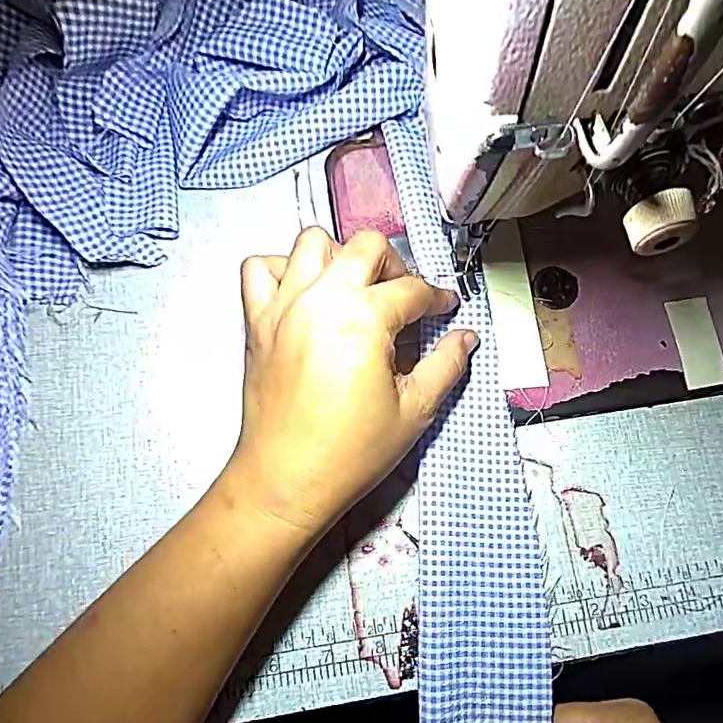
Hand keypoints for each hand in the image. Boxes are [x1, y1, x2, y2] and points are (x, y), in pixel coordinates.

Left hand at [219, 226, 475, 539]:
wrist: (285, 481)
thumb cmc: (344, 455)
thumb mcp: (413, 411)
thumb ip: (445, 365)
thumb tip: (464, 340)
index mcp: (362, 321)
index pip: (411, 289)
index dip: (436, 298)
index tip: (442, 308)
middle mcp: (319, 302)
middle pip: (365, 246)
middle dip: (394, 264)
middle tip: (403, 295)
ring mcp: (283, 308)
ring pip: (312, 242)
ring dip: (340, 256)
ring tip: (355, 288)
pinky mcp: (258, 323)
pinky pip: (259, 268)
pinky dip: (283, 268)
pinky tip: (304, 292)